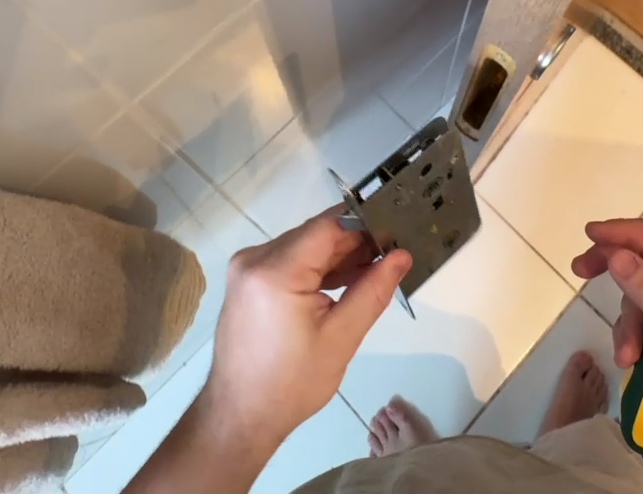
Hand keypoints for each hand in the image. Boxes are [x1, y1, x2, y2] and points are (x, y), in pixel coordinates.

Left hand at [204, 209, 412, 445]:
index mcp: (275, 270)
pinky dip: (317, 268)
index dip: (363, 225)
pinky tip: (346, 279)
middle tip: (392, 254)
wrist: (240, 416)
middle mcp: (255, 258)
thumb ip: (372, 291)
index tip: (395, 233)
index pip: (327, 226)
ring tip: (375, 268)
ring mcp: (248, 267)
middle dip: (354, 242)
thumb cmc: (291, 384)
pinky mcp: (248, 279)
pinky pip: (290, 259)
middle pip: (315, 235)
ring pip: (304, 246)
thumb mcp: (340, 339)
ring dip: (337, 256)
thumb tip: (402, 256)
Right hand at [572, 219, 642, 493]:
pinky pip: (640, 318)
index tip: (592, 234)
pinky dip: (631, 336)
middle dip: (619, 276)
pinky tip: (633, 360)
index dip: (627, 233)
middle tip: (581, 269)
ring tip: (630, 353)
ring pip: (638, 293)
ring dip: (628, 322)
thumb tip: (615, 255)